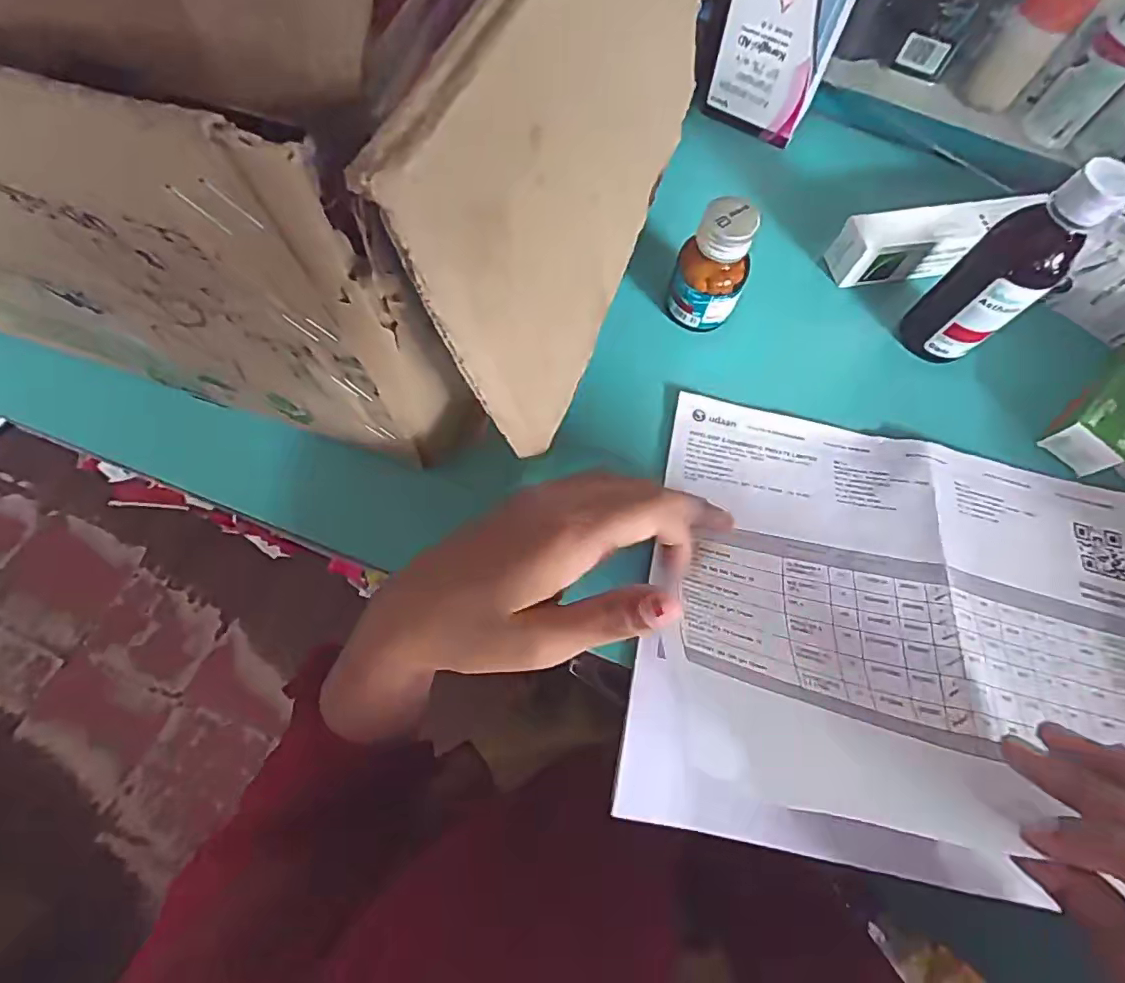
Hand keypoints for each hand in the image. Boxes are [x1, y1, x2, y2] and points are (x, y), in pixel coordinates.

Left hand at [321, 473, 731, 741]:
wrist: (405, 612)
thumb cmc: (474, 635)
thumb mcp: (544, 643)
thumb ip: (612, 617)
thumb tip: (675, 604)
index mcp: (570, 535)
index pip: (650, 508)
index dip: (691, 520)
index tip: (719, 541)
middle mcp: (561, 502)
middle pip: (639, 488)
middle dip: (682, 507)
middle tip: (715, 534)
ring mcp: (542, 495)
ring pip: (617, 481)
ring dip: (655, 499)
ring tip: (682, 531)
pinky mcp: (529, 501)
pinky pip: (595, 484)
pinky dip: (628, 497)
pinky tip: (632, 522)